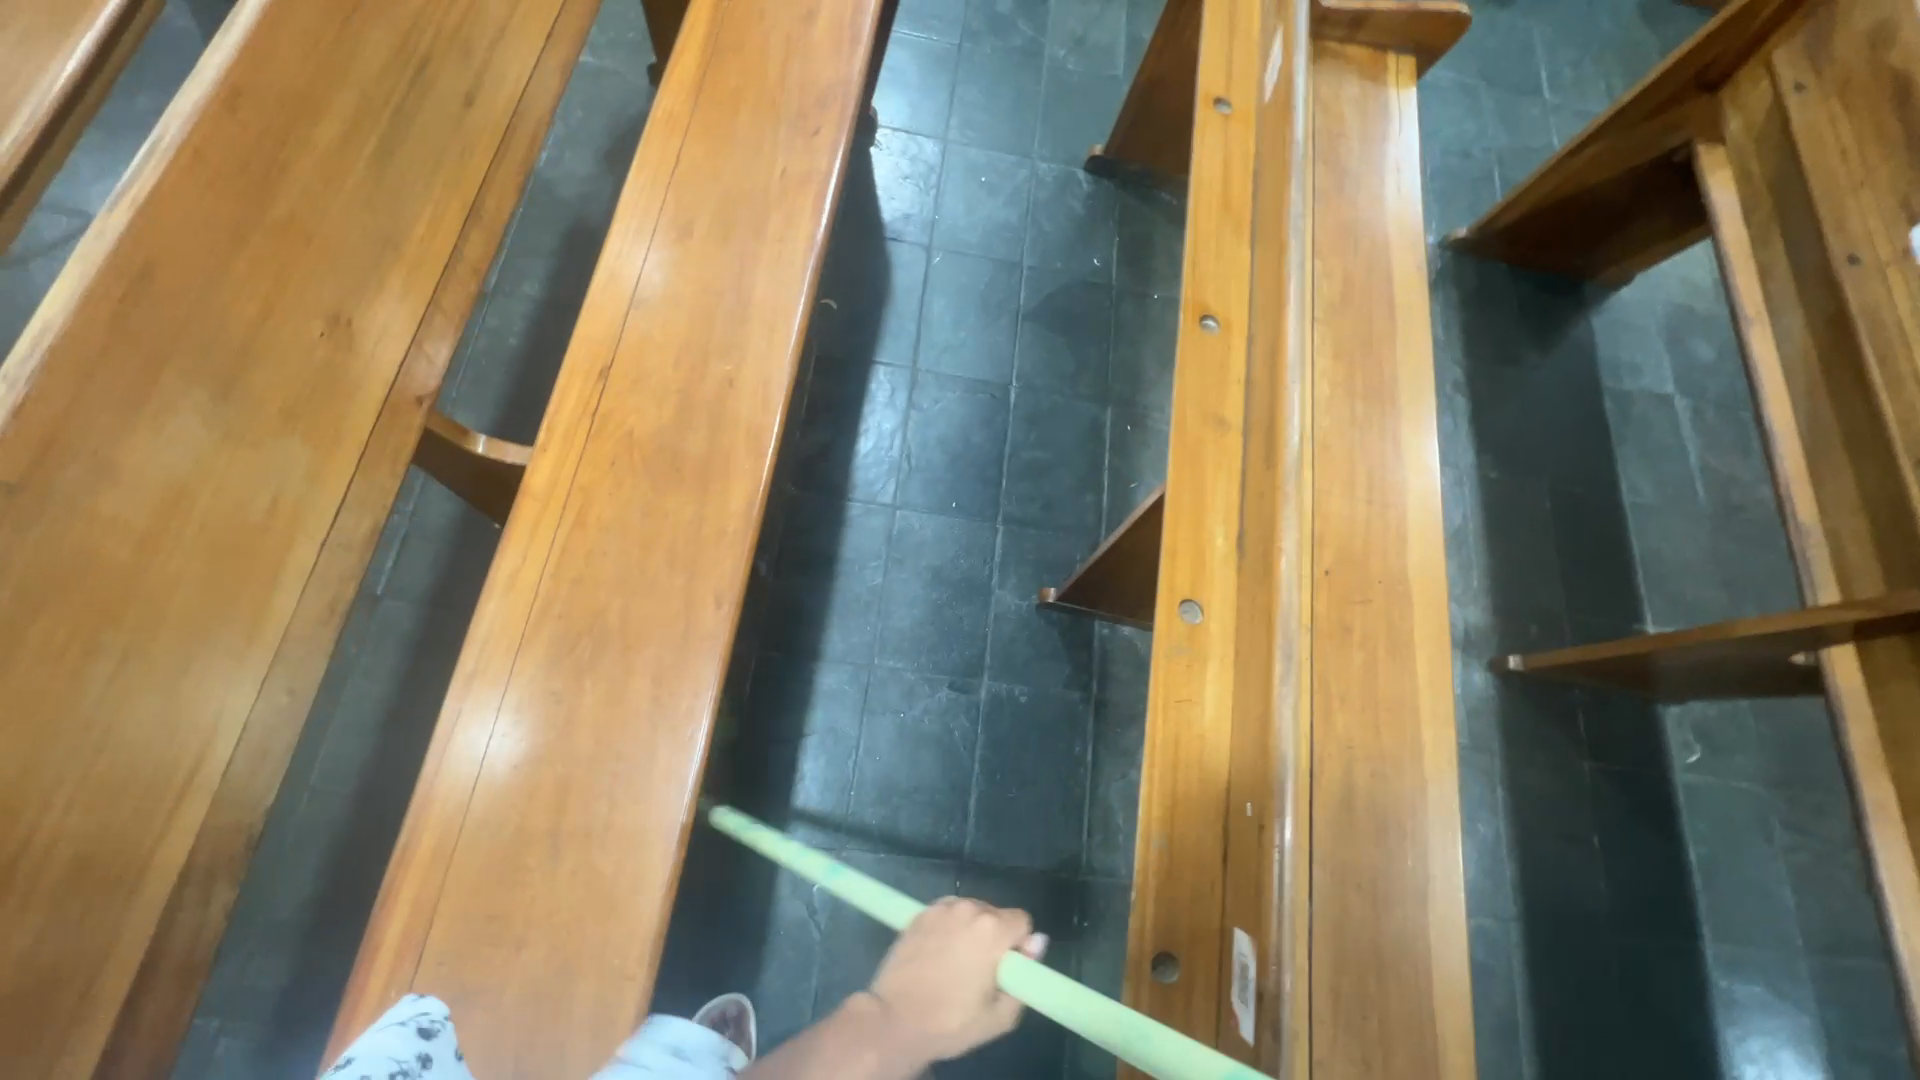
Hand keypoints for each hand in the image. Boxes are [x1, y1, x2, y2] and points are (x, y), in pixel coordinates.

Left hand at [858, 897, 1048, 1066]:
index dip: (1019, 945)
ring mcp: (941, 908)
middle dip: (995, 937)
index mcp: (993, 929)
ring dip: (971, 929)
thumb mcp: (1000, 1016)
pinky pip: (947, 913)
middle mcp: (969, 908)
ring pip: (970, 912)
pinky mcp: (920, 913)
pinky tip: (938, 952)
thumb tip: (1036, 943)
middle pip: (996, 914)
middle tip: (979, 970)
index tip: (1005, 968)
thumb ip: (1025, 978)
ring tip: (956, 962)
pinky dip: (949, 926)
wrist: (895, 1019)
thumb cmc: (951, 1022)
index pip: (1022, 921)